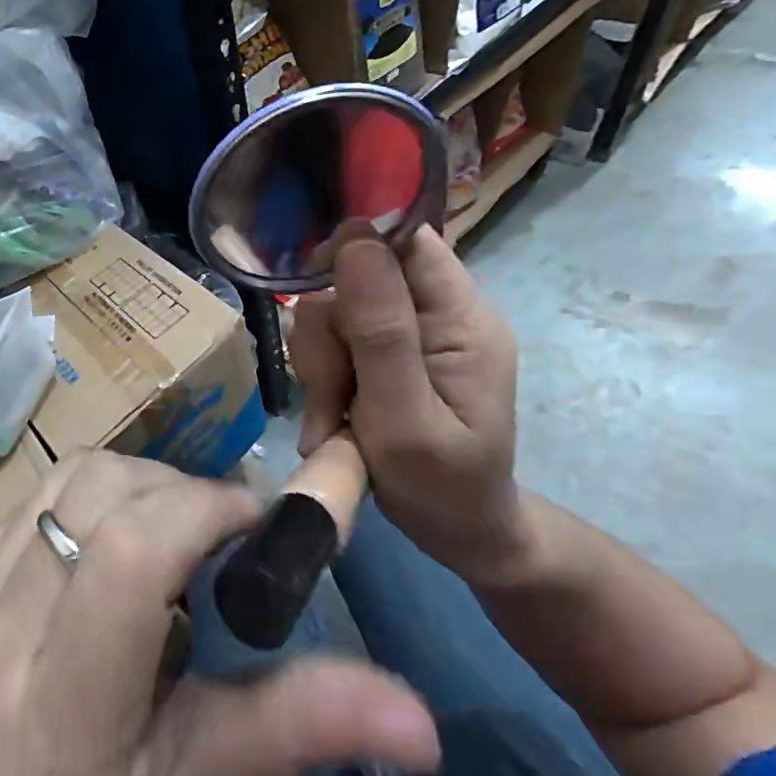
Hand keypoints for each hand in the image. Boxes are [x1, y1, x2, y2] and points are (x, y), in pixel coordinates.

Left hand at [0, 451, 439, 775]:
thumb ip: (284, 733)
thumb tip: (415, 714)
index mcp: (54, 707)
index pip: (125, 554)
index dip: (203, 511)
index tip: (259, 521)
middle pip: (92, 494)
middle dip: (176, 490)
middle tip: (225, 533)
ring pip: (63, 480)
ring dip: (135, 485)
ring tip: (177, 533)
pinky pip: (37, 497)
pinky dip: (93, 497)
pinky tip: (119, 541)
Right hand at [291, 225, 526, 582]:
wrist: (458, 534)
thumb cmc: (444, 486)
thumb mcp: (405, 416)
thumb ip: (380, 331)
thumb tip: (356, 242)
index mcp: (461, 319)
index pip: (408, 241)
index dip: (356, 246)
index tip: (315, 284)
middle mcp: (433, 316)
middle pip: (352, 280)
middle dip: (327, 334)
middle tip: (332, 392)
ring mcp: (402, 338)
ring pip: (328, 313)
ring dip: (317, 364)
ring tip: (333, 418)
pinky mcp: (378, 358)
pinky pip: (325, 343)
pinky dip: (317, 379)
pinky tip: (330, 419)